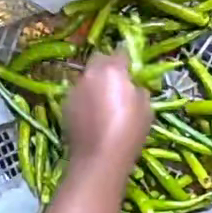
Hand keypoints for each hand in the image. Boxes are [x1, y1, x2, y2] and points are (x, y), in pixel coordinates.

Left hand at [64, 51, 149, 175]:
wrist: (98, 159)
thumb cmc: (128, 133)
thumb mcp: (146, 110)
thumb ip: (139, 91)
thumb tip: (133, 87)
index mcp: (112, 71)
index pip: (120, 53)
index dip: (127, 62)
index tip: (132, 72)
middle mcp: (90, 74)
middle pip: (99, 60)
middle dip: (108, 67)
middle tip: (118, 84)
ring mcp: (75, 90)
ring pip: (86, 78)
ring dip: (95, 84)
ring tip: (104, 104)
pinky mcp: (65, 106)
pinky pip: (78, 95)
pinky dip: (85, 100)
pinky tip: (93, 116)